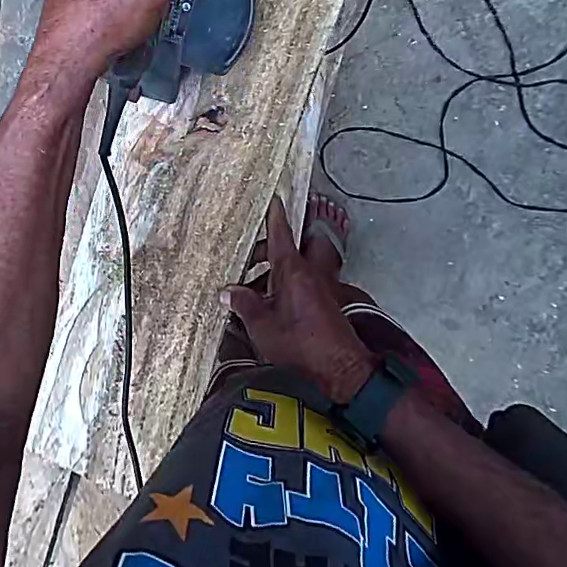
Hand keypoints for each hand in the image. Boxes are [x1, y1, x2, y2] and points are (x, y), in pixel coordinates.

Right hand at [225, 196, 375, 403]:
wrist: (340, 370)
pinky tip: (261, 310)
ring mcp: (315, 288)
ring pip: (286, 272)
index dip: (274, 215)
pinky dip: (276, 291)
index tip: (273, 197)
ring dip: (266, 277)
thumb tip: (226, 293)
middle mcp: (306, 273)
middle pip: (280, 252)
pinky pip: (293, 287)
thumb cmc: (301, 345)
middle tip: (238, 264)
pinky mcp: (318, 304)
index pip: (281, 233)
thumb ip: (243, 304)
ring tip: (243, 295)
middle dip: (259, 254)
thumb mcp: (262, 326)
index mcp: (292, 270)